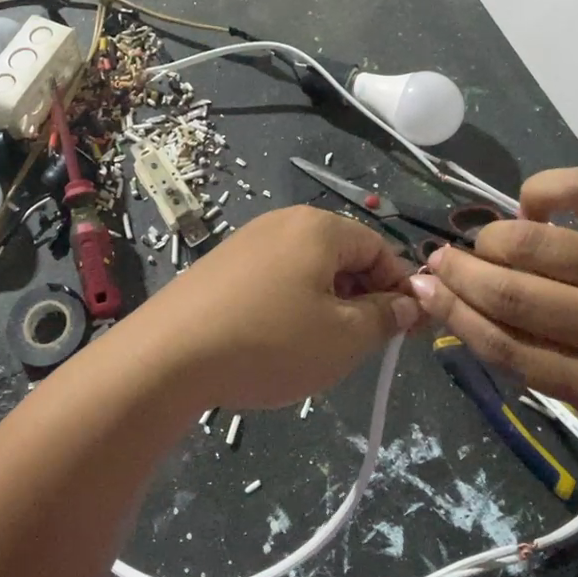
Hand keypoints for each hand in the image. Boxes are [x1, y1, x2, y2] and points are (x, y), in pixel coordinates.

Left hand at [124, 206, 421, 410]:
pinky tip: (277, 341)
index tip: (407, 333)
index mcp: (319, 227)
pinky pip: (275, 278)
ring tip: (318, 348)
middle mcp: (283, 222)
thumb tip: (407, 303)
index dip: (400, 289)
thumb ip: (384, 317)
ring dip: (327, 304)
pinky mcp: (222, 265)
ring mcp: (247, 240)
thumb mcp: (343, 338)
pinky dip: (290, 304)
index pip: (380, 248)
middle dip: (362, 297)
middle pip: (343, 254)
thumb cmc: (270, 342)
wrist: (170, 355)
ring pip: (308, 269)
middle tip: (364, 345)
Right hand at [407, 168, 577, 426]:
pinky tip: (530, 209)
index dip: (453, 314)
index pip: (506, 347)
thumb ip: (532, 357)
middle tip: (439, 261)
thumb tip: (452, 304)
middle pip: (513, 294)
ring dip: (490, 239)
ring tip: (484, 244)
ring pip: (535, 244)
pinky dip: (540, 191)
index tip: (423, 289)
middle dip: (459, 273)